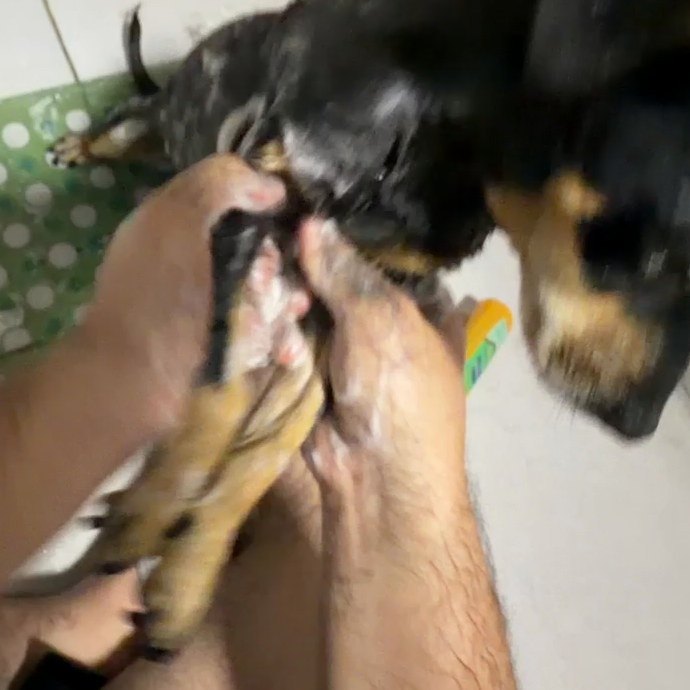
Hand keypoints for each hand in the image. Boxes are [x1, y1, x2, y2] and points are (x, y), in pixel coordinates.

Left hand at [74, 154, 285, 440]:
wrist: (134, 380)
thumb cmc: (156, 293)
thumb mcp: (177, 218)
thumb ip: (219, 184)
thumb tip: (272, 186)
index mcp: (174, 225)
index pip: (237, 205)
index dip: (263, 213)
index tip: (276, 226)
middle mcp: (190, 263)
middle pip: (259, 253)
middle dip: (272, 269)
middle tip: (260, 286)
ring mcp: (206, 309)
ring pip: (268, 296)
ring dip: (280, 308)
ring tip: (272, 324)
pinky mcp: (221, 349)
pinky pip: (265, 335)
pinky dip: (277, 341)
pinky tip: (282, 352)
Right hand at [294, 218, 470, 529]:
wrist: (375, 475)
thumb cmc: (399, 390)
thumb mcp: (380, 319)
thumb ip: (344, 271)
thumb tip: (311, 222)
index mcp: (414, 306)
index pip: (370, 256)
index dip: (337, 237)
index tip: (299, 214)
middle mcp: (374, 324)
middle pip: (327, 280)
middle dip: (302, 272)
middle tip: (275, 257)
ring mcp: (337, 350)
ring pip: (299, 308)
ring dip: (285, 305)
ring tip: (277, 301)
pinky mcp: (303, 373)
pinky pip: (282, 340)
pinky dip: (276, 337)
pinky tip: (275, 337)